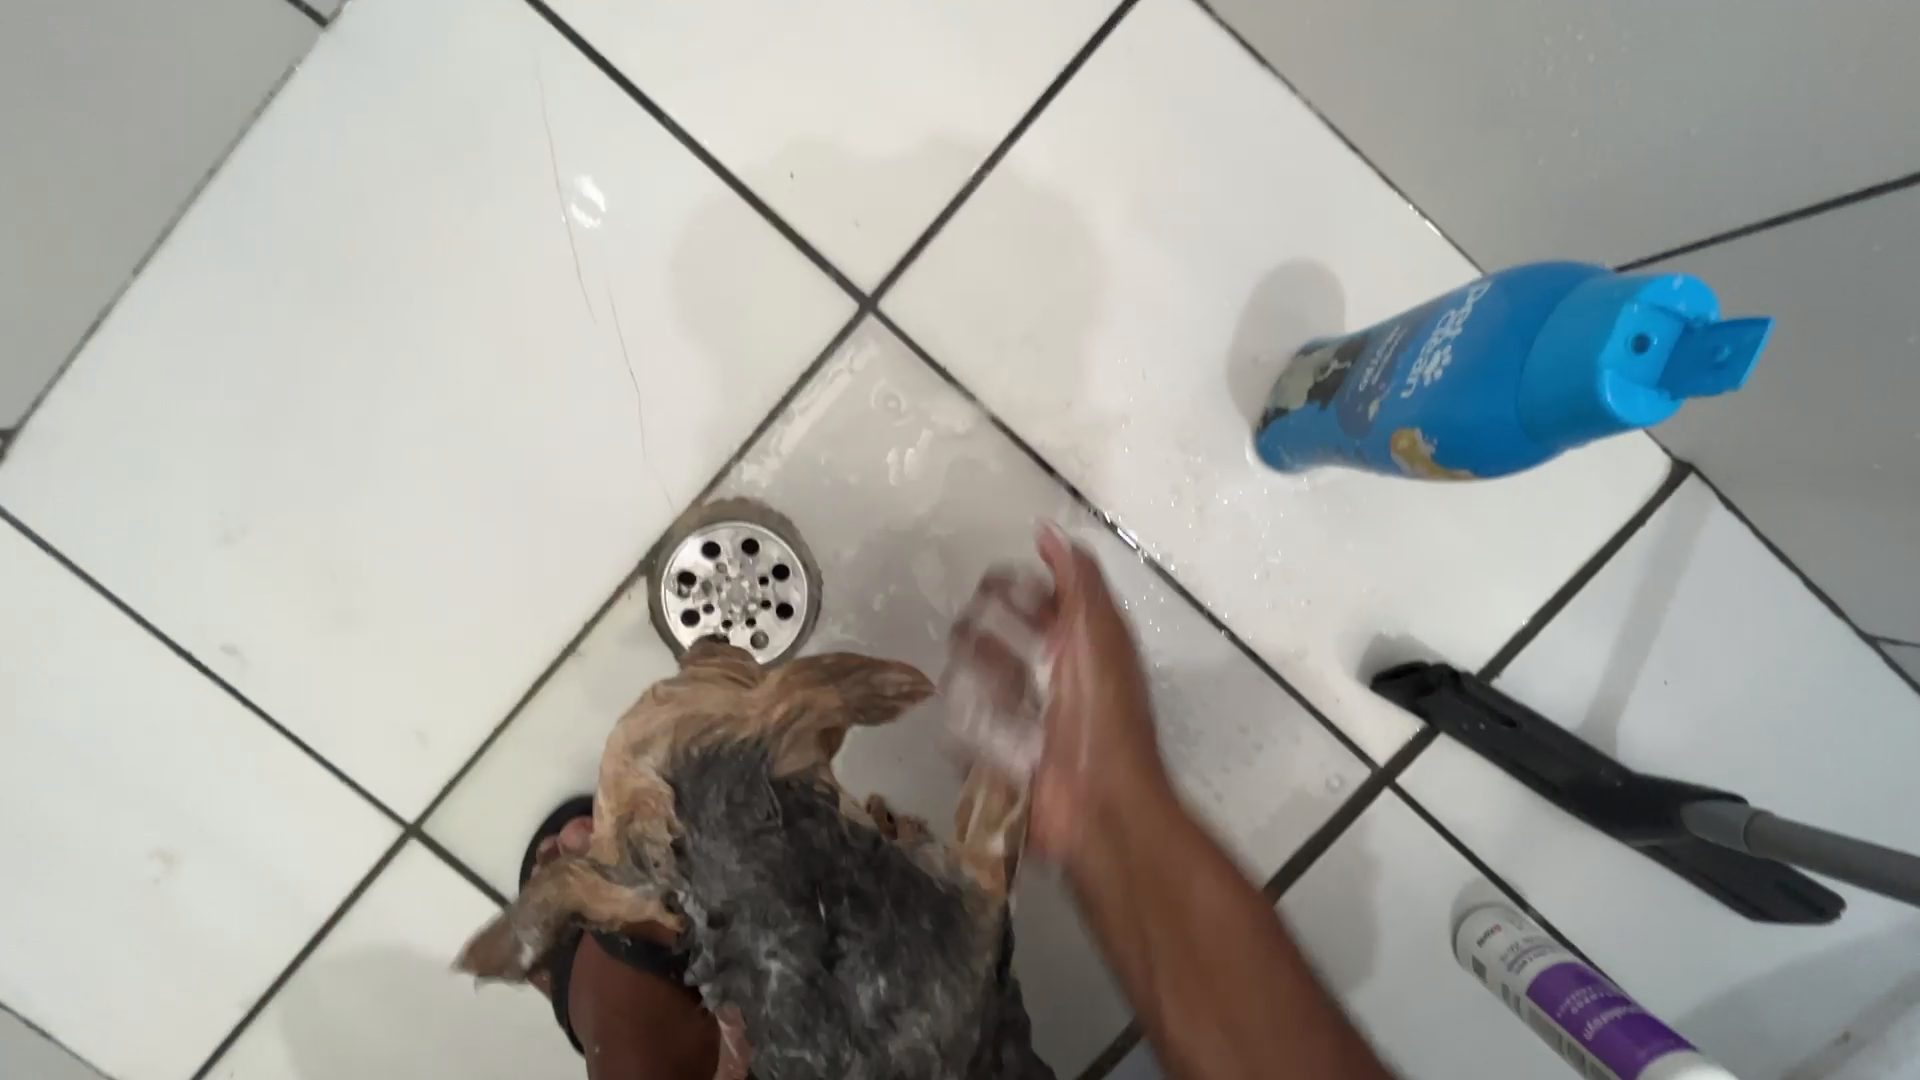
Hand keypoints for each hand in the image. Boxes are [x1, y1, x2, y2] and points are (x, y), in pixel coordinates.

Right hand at [947, 525, 1171, 862]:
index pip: (1031, 595)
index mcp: (1076, 638)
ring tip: (990, 693)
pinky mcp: (1000, 746)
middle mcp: (1049, 670)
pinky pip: (967, 722)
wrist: (1099, 800)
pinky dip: (970, 723)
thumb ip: (1076, 578)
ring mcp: (1024, 709)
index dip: (1011, 588)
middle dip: (981, 630)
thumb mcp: (1098, 632)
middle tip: (976, 637)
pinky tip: (984, 727)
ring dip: (975, 678)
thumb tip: (1047, 530)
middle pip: (994, 630)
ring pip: (976, 675)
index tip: (995, 590)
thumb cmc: (1103, 713)